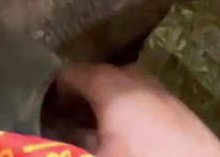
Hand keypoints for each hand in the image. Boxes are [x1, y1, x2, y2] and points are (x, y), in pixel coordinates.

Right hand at [56, 63, 219, 156]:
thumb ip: (66, 145)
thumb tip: (47, 141)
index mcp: (111, 86)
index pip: (70, 73)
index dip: (50, 92)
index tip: (38, 111)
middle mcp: (136, 79)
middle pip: (97, 80)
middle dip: (78, 101)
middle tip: (62, 126)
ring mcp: (162, 94)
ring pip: (123, 93)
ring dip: (104, 110)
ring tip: (92, 137)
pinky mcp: (182, 115)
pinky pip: (144, 107)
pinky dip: (128, 119)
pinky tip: (126, 144)